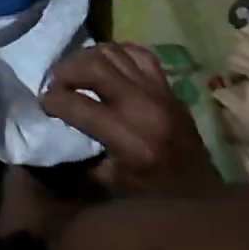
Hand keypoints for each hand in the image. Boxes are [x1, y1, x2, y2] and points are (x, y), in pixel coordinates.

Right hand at [40, 43, 220, 196]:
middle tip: (55, 83)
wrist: (205, 197)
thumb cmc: (152, 197)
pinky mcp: (169, 87)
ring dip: (86, 58)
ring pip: (113, 52)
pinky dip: (116, 53)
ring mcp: (160, 93)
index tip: (43, 103)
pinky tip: (105, 65)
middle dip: (65, 71)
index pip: (77, 104)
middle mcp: (145, 108)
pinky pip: (137, 53)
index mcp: (130, 140)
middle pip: (94, 66)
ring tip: (76, 72)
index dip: (52, 100)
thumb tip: (53, 128)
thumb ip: (80, 152)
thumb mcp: (109, 183)